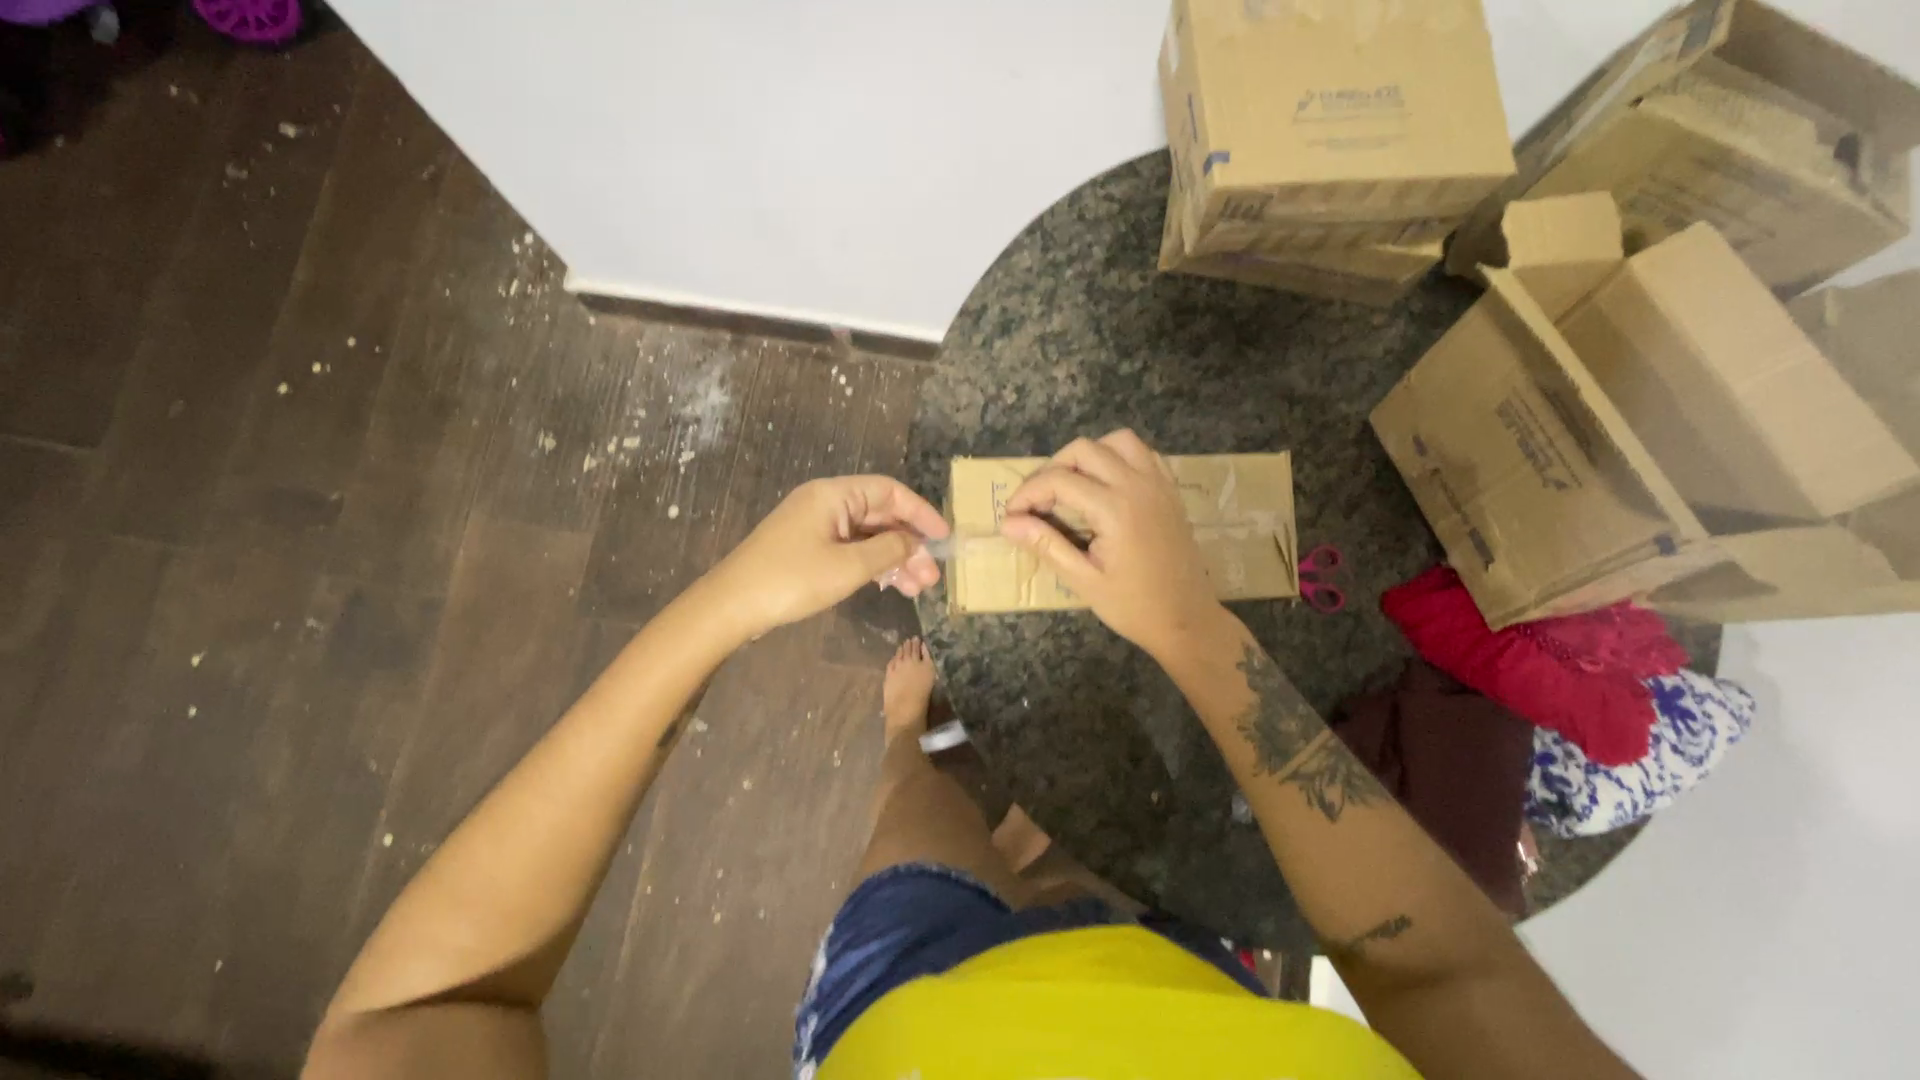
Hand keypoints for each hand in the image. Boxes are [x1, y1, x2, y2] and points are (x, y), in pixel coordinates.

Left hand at [706, 475, 947, 639]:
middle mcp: (827, 504)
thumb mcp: (848, 567)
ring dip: (895, 560)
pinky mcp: (809, 550)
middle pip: (880, 515)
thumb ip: (888, 551)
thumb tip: (913, 542)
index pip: (890, 491)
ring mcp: (817, 527)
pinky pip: (852, 550)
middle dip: (910, 544)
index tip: (944, 537)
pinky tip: (891, 586)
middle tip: (932, 576)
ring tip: (918, 588)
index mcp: (834, 495)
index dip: (921, 512)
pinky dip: (873, 566)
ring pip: (868, 536)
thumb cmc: (792, 579)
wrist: (732, 606)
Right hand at [1000, 430, 1223, 657]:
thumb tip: (1007, 524)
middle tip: (1038, 502)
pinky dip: (1118, 457)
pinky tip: (1106, 484)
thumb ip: (1046, 545)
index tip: (1011, 516)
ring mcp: (1158, 484)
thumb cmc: (1133, 606)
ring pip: (1116, 441)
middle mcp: (1138, 485)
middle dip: (1052, 469)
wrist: (1187, 619)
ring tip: (1071, 486)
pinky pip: (1143, 453)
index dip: (1027, 493)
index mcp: (1115, 509)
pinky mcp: (1170, 490)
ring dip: (1087, 456)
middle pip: (1083, 449)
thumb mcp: (1083, 581)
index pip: (1058, 480)